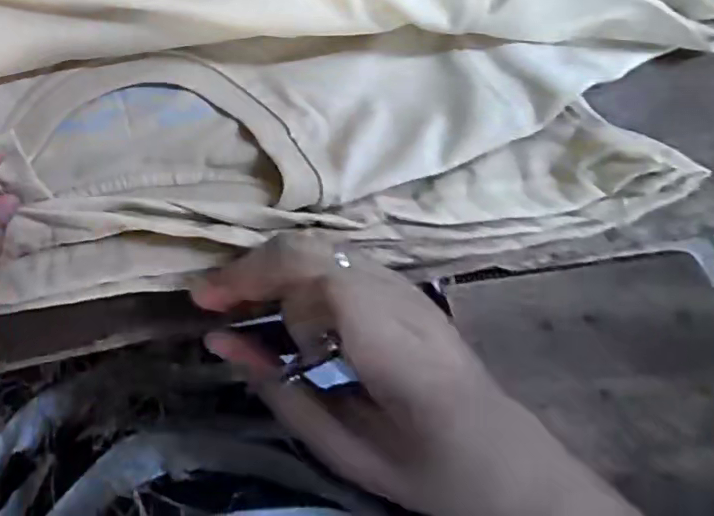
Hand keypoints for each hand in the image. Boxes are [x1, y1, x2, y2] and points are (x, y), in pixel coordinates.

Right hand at [194, 233, 638, 515]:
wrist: (507, 459)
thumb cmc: (425, 468)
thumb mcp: (344, 449)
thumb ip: (279, 390)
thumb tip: (218, 339)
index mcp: (396, 349)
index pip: (316, 277)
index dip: (253, 278)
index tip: (206, 303)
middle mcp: (398, 298)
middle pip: (307, 249)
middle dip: (250, 269)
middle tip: (211, 300)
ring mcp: (401, 281)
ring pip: (313, 245)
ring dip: (268, 268)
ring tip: (240, 301)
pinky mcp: (397, 278)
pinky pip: (329, 256)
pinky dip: (291, 271)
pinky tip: (280, 302)